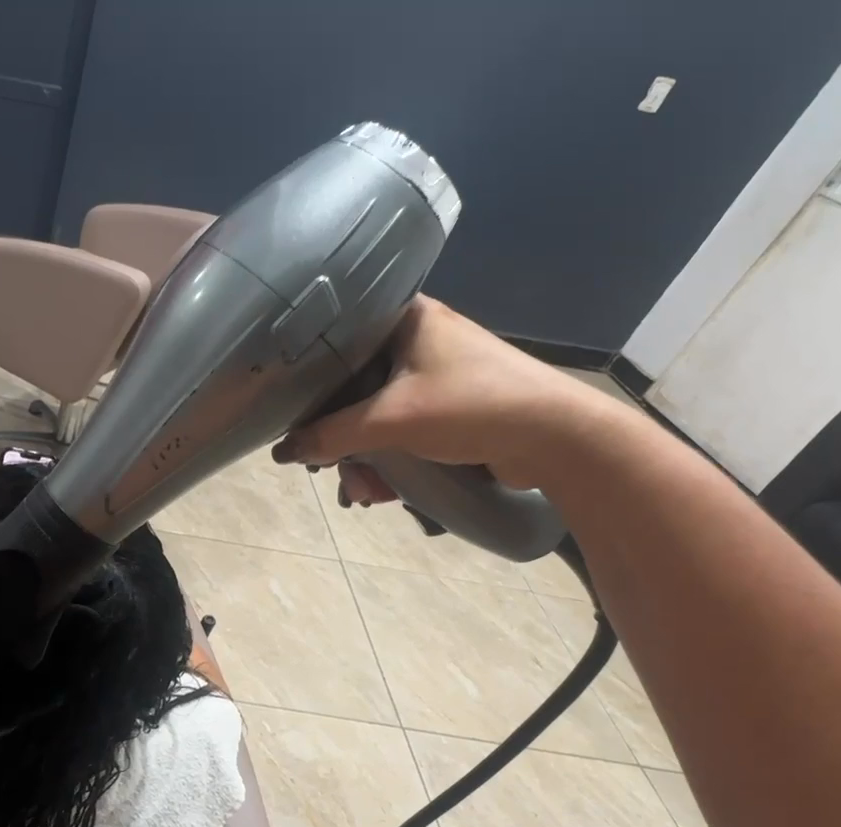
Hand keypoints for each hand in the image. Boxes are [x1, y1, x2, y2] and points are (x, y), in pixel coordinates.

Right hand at [271, 296, 621, 493]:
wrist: (558, 439)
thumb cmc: (471, 406)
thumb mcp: (390, 419)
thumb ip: (331, 435)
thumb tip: (282, 453)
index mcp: (406, 319)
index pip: (339, 335)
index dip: (311, 374)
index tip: (291, 408)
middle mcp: (419, 340)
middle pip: (353, 386)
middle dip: (338, 436)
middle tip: (327, 467)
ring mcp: (437, 375)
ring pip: (376, 415)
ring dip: (364, 457)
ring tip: (361, 492)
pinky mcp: (450, 409)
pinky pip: (401, 432)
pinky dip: (389, 460)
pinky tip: (382, 491)